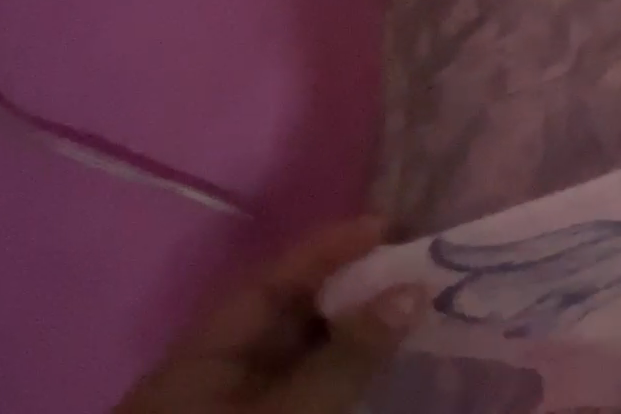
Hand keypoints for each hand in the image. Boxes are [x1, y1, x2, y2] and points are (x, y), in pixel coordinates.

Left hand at [115, 217, 423, 413]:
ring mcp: (243, 411)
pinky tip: (393, 358)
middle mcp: (218, 380)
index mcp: (200, 362)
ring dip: (360, 328)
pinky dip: (353, 368)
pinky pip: (316, 387)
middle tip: (419, 263)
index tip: (389, 225)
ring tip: (419, 303)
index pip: (269, 286)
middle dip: (354, 286)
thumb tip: (414, 288)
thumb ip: (348, 356)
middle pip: (291, 316)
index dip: (327, 250)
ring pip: (308, 352)